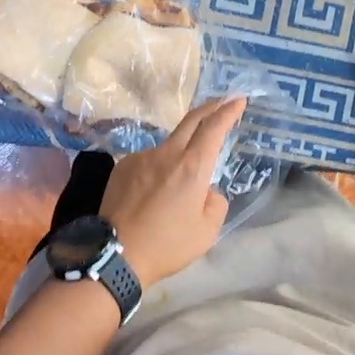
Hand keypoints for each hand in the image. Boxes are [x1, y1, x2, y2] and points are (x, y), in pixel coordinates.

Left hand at [100, 96, 243, 286]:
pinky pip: (148, 161)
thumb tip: (207, 190)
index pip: (214, 128)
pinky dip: (157, 170)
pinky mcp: (123, 166)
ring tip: (177, 184)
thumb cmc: (167, 245)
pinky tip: (152, 194)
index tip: (238, 100)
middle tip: (222, 103)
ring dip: (180, 152)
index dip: (228, 111)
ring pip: (168, 145)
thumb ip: (215, 203)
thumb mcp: (207, 231)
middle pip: (192, 120)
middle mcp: (168, 153)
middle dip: (210, 108)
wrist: (117, 254)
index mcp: (193, 167)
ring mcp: (142, 157)